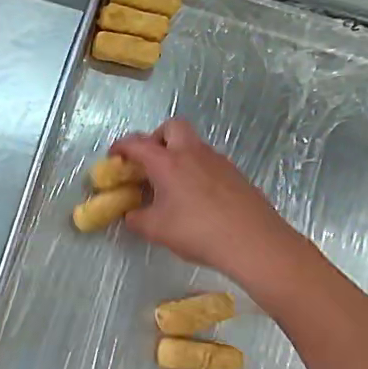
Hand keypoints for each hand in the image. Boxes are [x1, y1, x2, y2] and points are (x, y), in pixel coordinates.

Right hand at [110, 120, 308, 282]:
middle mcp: (192, 153)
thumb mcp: (156, 230)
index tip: (114, 157)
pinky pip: (208, 162)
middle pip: (171, 127)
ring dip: (178, 155)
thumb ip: (136, 218)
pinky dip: (196, 170)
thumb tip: (131, 214)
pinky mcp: (235, 174)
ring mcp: (217, 161)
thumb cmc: (197, 231)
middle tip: (149, 163)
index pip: (137, 143)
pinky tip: (196, 198)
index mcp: (167, 162)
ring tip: (172, 185)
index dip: (121, 147)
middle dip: (156, 138)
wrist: (253, 241)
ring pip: (193, 144)